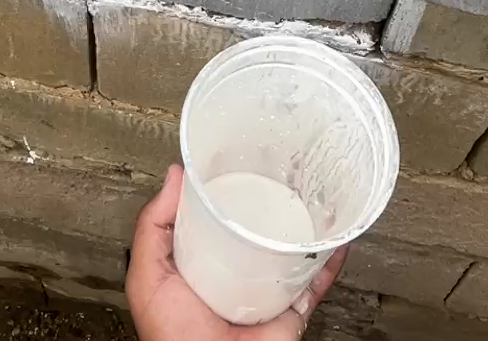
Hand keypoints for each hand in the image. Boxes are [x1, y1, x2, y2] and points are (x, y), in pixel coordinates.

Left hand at [126, 165, 347, 340]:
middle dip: (269, 202)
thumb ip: (153, 228)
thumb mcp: (149, 279)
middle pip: (256, 229)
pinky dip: (330, 257)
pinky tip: (338, 235)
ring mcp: (266, 288)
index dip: (223, 191)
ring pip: (291, 248)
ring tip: (313, 193)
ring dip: (305, 224)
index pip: (214, 219)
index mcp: (203, 264)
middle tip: (278, 172)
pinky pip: (317, 278)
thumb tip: (173, 178)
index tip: (232, 164)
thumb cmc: (175, 339)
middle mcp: (237, 273)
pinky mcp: (292, 306)